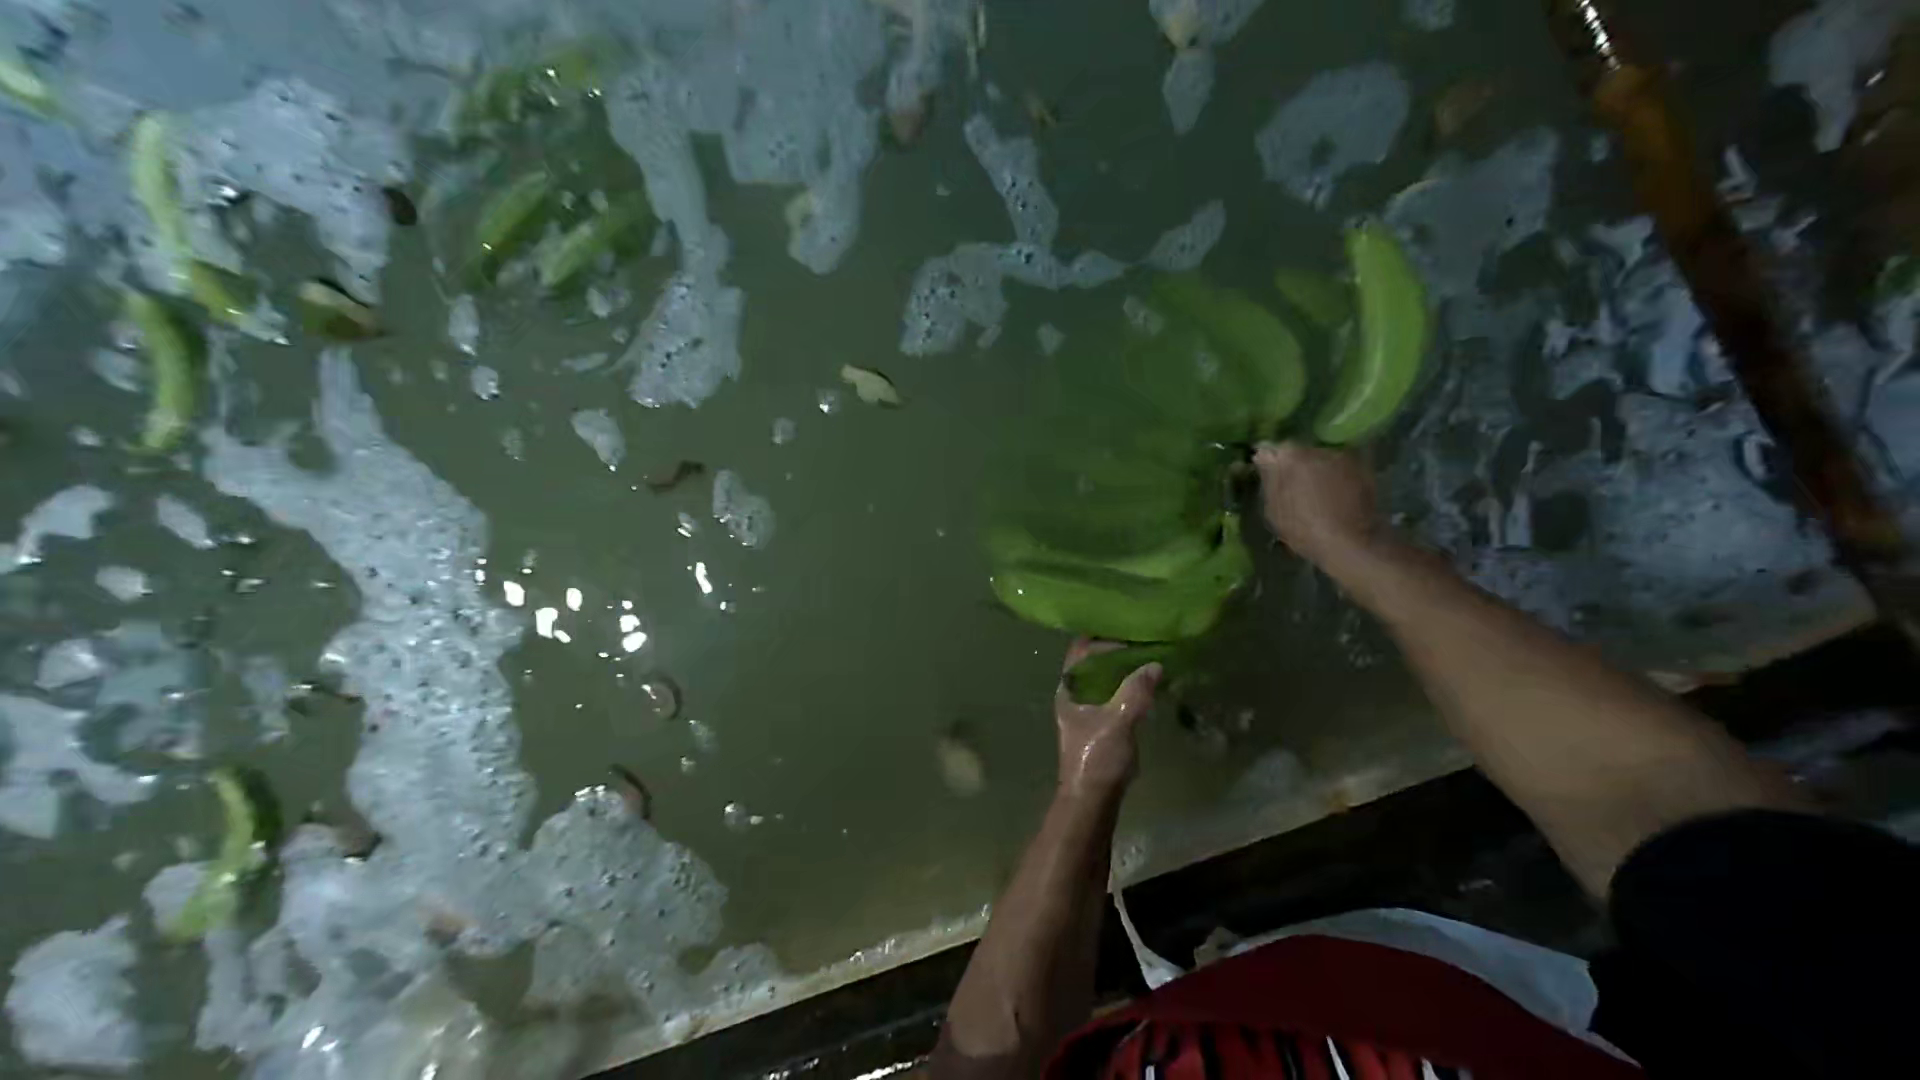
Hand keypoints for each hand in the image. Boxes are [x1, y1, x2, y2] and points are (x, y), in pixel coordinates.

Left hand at [1053, 639, 1160, 795]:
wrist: (1091, 800)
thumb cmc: (1097, 757)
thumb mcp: (1117, 721)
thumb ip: (1135, 691)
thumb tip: (1154, 664)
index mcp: (1069, 689)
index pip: (1081, 649)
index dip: (1102, 638)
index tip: (1129, 632)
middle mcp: (1073, 695)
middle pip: (1093, 662)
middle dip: (1117, 652)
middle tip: (1146, 643)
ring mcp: (1085, 710)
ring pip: (1104, 680)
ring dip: (1124, 671)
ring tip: (1151, 661)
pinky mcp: (1099, 724)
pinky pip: (1113, 695)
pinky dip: (1128, 687)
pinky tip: (1148, 688)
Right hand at [1253, 442, 1391, 573]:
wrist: (1350, 542)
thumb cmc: (1303, 529)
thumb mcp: (1273, 509)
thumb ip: (1268, 478)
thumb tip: (1264, 456)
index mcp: (1288, 457)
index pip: (1270, 450)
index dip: (1269, 464)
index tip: (1269, 477)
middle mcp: (1315, 449)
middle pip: (1298, 452)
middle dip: (1294, 466)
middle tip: (1293, 488)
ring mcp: (1341, 457)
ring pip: (1320, 459)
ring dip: (1317, 471)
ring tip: (1317, 494)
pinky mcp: (1363, 468)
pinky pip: (1340, 468)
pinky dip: (1336, 477)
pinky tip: (1335, 496)